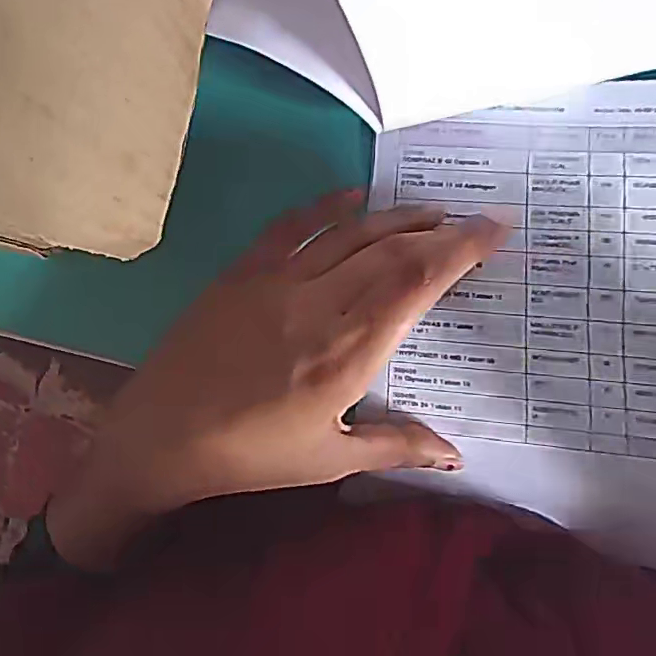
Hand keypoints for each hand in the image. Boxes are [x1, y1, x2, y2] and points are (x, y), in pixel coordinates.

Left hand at [47, 189, 507, 569]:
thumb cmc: (248, 453)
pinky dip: (327, 206)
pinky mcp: (243, 270)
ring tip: (429, 210)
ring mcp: (278, 279)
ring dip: (395, 216)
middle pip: (392, 249)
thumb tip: (456, 455)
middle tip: (472, 220)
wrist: (161, 432)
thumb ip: (395, 446)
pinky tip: (353, 195)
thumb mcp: (326, 459)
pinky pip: (292, 225)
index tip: (493, 229)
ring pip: (350, 232)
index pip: (416, 282)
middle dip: (440, 229)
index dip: (460, 249)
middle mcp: (319, 303)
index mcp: (348, 351)